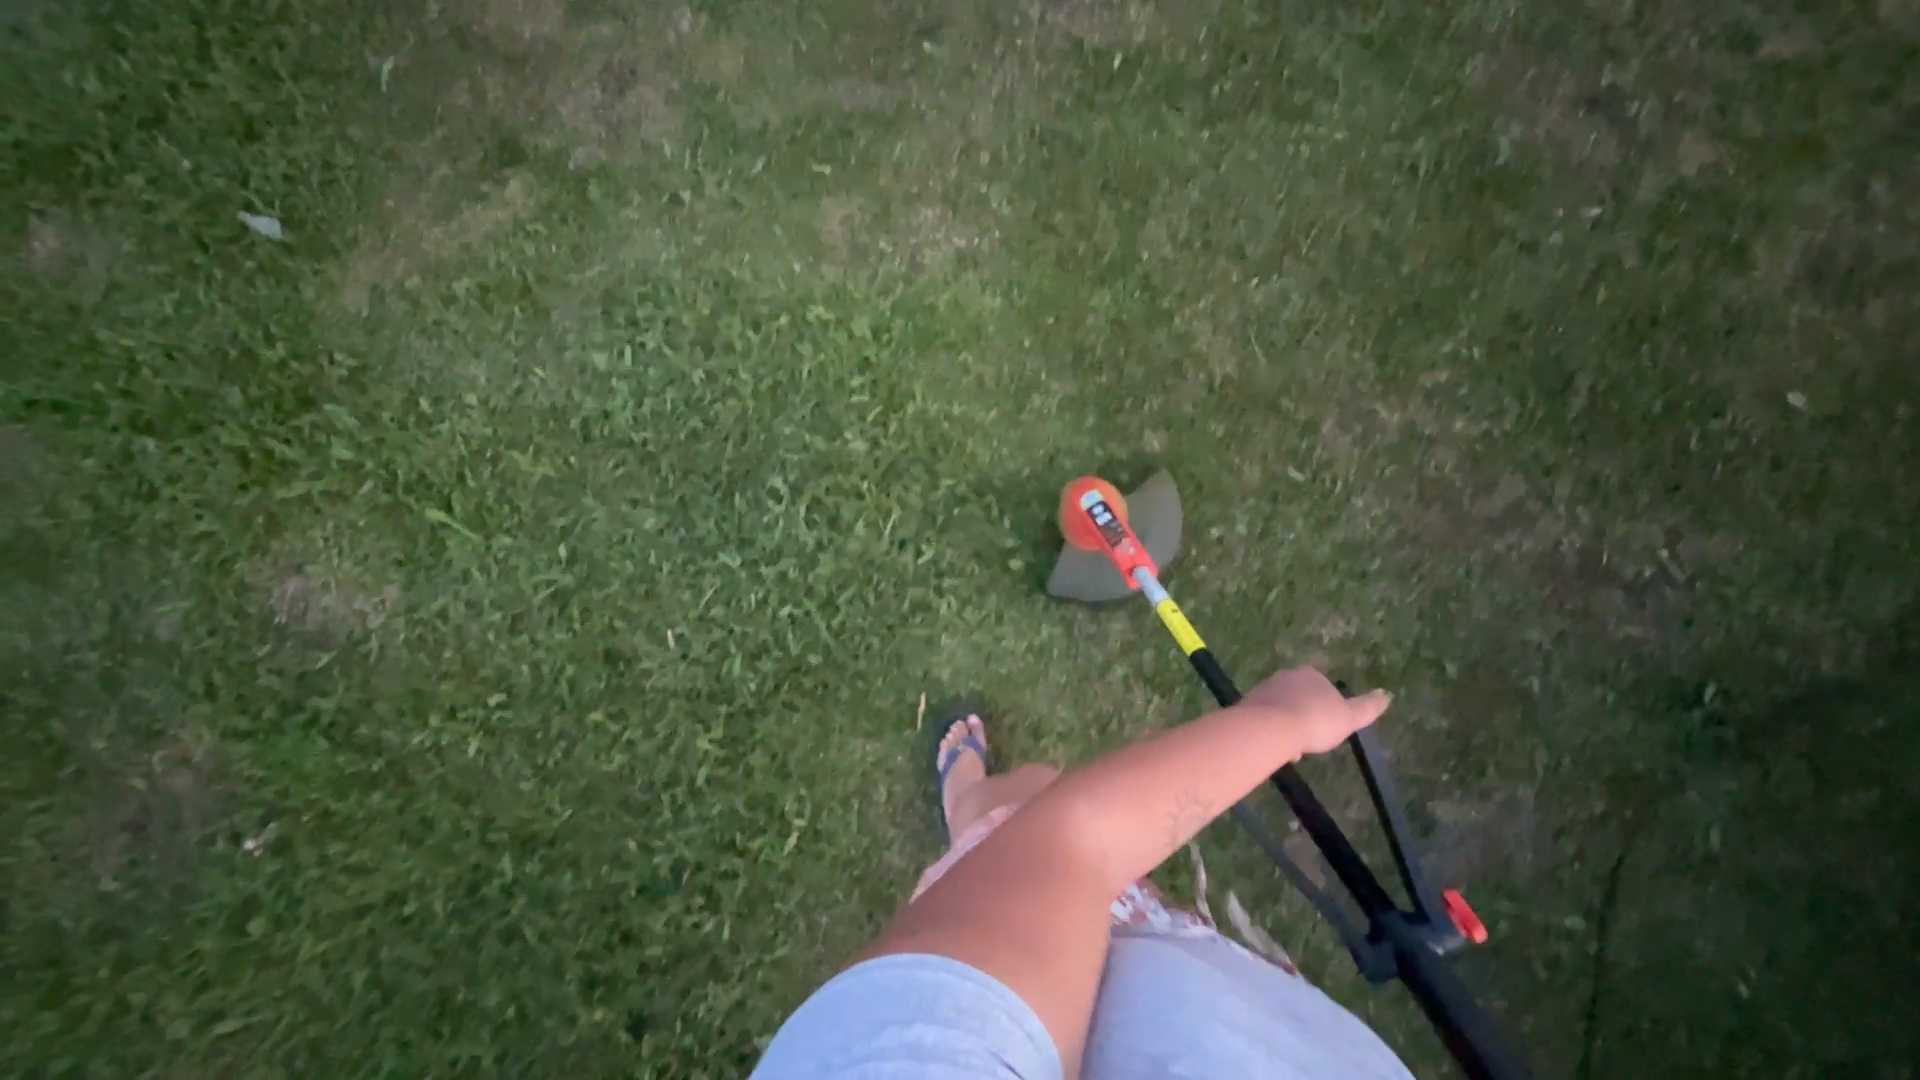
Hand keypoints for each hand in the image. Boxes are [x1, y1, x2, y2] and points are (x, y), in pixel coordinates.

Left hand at [1234, 666, 1390, 755]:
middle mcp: (1285, 676)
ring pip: (1281, 710)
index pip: (1321, 687)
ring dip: (1288, 728)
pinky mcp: (1247, 704)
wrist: (1272, 727)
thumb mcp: (1349, 717)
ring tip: (1293, 751)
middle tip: (1309, 741)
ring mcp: (1264, 689)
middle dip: (1304, 719)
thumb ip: (1367, 707)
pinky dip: (1272, 732)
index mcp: (1310, 675)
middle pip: (1299, 699)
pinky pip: (1264, 719)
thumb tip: (1386, 694)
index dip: (1326, 709)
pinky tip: (1277, 750)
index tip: (1327, 727)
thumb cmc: (1316, 721)